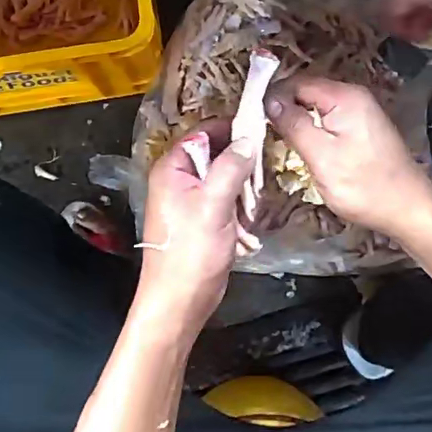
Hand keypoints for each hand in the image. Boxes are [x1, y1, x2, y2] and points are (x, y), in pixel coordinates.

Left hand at [135, 123, 252, 327]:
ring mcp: (189, 200)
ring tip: (250, 210)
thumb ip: (231, 166)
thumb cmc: (191, 253)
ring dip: (242, 192)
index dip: (231, 129)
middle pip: (216, 155)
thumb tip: (247, 138)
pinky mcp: (200, 219)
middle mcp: (178, 179)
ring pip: (224, 180)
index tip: (260, 130)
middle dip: (240, 167)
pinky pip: (225, 202)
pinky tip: (245, 227)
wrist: (179, 302)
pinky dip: (238, 210)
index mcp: (172, 168)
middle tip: (258, 180)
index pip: (203, 132)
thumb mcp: (214, 204)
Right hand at [265, 77, 431, 238]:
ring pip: (315, 105)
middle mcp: (354, 95)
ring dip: (296, 118)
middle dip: (283, 107)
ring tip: (278, 139)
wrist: (410, 211)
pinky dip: (312, 126)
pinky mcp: (362, 126)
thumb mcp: (321, 157)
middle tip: (262, 131)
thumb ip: (293, 124)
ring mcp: (361, 110)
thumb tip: (268, 100)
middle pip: (305, 91)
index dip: (272, 98)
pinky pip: (328, 116)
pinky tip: (303, 145)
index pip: (295, 82)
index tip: (253, 120)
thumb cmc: (364, 186)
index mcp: (344, 97)